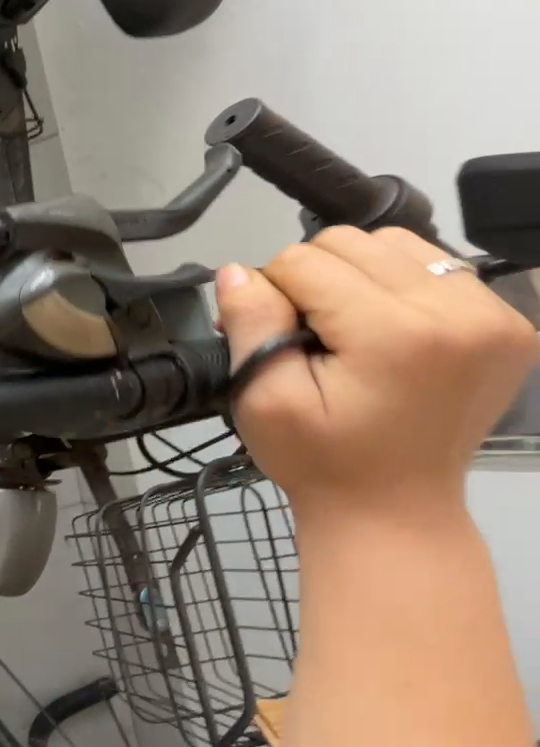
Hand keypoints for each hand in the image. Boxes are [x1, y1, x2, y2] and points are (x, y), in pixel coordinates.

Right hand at [216, 227, 538, 507]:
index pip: (303, 261)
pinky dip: (394, 284)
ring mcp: (496, 316)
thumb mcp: (262, 396)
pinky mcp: (509, 323)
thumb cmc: (317, 456)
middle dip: (311, 279)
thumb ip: (252, 324)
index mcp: (397, 334)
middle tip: (305, 335)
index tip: (272, 339)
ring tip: (345, 328)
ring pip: (393, 243)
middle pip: (350, 242)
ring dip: (353, 275)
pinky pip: (434, 265)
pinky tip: (384, 328)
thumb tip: (236, 271)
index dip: (269, 293)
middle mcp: (461, 313)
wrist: (393, 504)